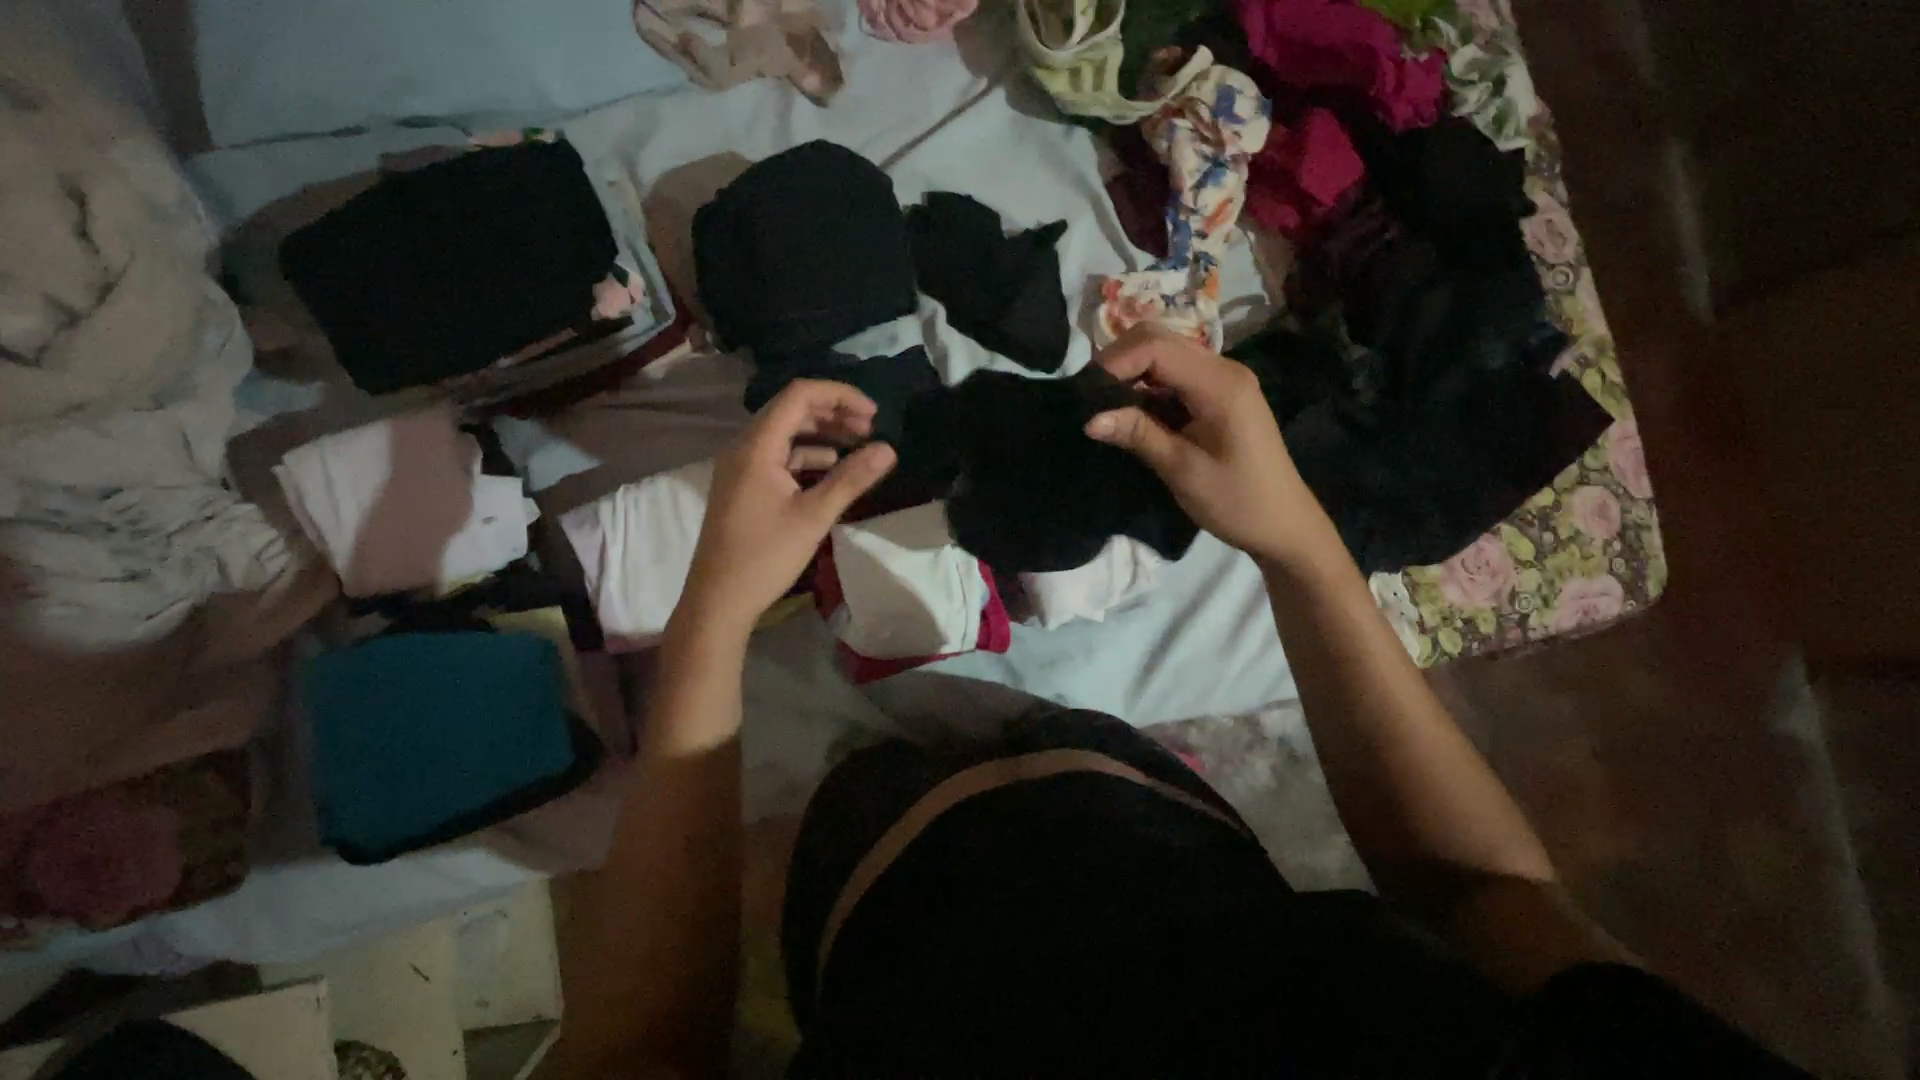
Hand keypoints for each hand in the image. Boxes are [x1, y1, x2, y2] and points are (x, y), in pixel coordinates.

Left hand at [676, 380, 896, 639]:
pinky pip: (777, 455)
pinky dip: (806, 455)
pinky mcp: (743, 486)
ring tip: (858, 445)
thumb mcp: (813, 517)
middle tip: (870, 429)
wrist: (718, 600)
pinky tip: (831, 469)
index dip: (840, 396)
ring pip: (785, 433)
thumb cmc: (765, 557)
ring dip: (822, 433)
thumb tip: (888, 449)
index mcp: (756, 446)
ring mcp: (740, 467)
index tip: (874, 415)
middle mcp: (743, 447)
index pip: (799, 395)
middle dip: (833, 412)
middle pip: (791, 409)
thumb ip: (851, 479)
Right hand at [1084, 326, 1324, 563]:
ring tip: (1104, 408)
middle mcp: (1223, 369)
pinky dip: (1147, 387)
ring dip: (1131, 374)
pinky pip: (1175, 375)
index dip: (1115, 363)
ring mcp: (1222, 380)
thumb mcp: (1183, 470)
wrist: (1283, 524)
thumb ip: (1138, 435)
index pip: (1156, 347)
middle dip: (1118, 362)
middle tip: (1090, 400)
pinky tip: (1131, 414)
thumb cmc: (1237, 501)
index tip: (1086, 397)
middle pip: (1158, 340)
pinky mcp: (1218, 394)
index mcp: (1220, 383)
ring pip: (1164, 354)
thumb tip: (1089, 419)